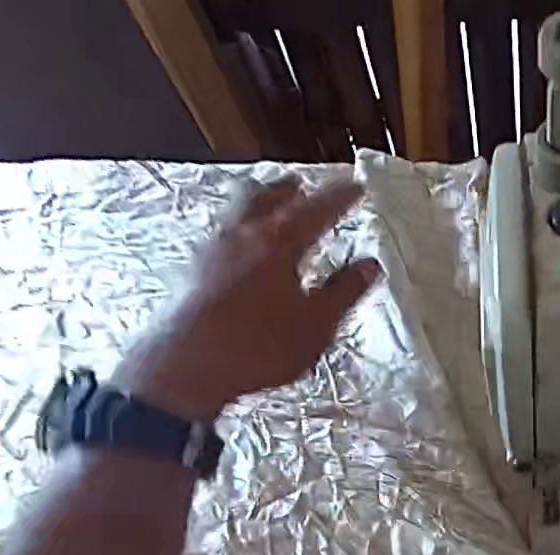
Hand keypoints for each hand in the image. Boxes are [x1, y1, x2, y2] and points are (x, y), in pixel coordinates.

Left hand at [113, 177, 381, 420]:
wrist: (189, 365)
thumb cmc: (262, 345)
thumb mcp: (317, 323)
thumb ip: (344, 291)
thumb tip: (370, 265)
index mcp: (276, 245)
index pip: (314, 212)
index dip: (338, 199)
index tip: (356, 187)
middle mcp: (240, 237)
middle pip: (262, 196)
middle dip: (287, 189)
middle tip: (303, 185)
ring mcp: (211, 251)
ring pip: (237, 212)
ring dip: (259, 204)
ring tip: (273, 207)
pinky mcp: (193, 271)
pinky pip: (221, 234)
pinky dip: (241, 229)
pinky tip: (245, 247)